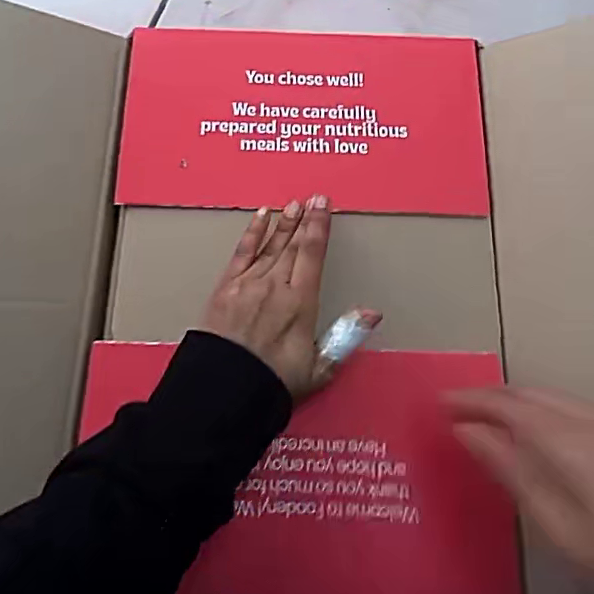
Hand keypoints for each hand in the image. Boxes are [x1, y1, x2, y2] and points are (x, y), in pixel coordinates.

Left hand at [201, 196, 377, 398]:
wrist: (220, 395)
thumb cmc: (271, 384)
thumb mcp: (319, 368)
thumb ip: (345, 336)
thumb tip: (373, 313)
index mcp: (300, 302)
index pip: (313, 253)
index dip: (319, 227)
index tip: (324, 206)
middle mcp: (275, 286)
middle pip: (293, 244)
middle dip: (304, 219)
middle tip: (312, 198)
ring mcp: (247, 285)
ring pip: (270, 245)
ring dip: (283, 224)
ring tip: (292, 205)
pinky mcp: (224, 289)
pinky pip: (241, 253)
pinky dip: (252, 234)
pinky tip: (259, 218)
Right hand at [447, 388, 593, 593]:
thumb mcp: (559, 527)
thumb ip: (513, 471)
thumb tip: (469, 432)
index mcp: (572, 441)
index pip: (511, 404)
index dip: (474, 399)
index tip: (441, 401)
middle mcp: (592, 418)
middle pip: (531, 393)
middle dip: (491, 395)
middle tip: (455, 408)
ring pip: (551, 395)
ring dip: (515, 399)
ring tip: (484, 416)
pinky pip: (569, 405)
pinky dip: (539, 406)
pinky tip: (529, 425)